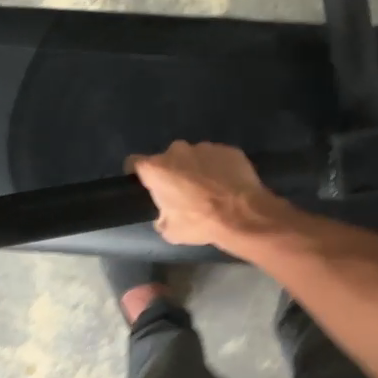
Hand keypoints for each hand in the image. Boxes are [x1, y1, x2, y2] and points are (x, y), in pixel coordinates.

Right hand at [126, 141, 288, 248]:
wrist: (242, 215)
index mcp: (157, 168)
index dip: (137, 173)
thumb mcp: (170, 230)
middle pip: (168, 159)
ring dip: (197, 169)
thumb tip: (165, 214)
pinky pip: (217, 158)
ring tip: (210, 189)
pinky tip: (227, 185)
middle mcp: (177, 150)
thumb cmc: (200, 222)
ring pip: (194, 157)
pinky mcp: (228, 149)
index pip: (135, 162)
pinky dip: (218, 168)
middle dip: (173, 171)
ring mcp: (205, 147)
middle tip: (183, 191)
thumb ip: (162, 216)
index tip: (144, 183)